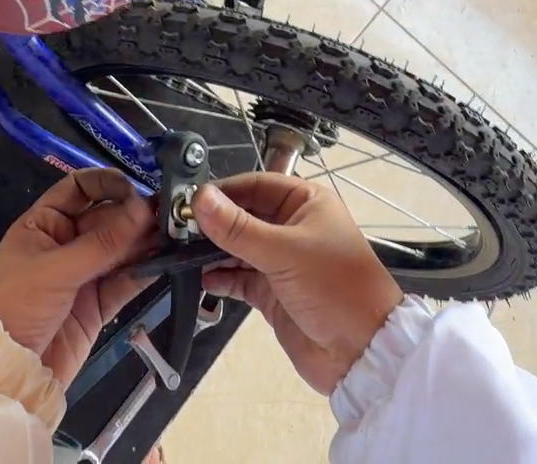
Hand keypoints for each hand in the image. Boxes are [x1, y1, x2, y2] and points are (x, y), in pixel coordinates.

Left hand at [0, 169, 157, 388]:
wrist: (1, 377)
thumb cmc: (15, 308)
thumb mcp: (55, 270)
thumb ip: (104, 242)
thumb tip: (144, 209)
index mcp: (44, 225)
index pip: (79, 189)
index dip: (106, 183)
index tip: (135, 187)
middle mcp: (66, 244)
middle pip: (108, 218)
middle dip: (135, 215)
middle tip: (167, 215)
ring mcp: (84, 275)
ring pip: (122, 249)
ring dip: (146, 242)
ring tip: (174, 235)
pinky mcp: (99, 305)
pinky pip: (127, 280)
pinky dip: (146, 271)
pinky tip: (167, 260)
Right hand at [192, 173, 402, 393]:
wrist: (360, 352)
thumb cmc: (332, 285)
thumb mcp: (284, 251)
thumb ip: (237, 228)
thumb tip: (199, 198)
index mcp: (306, 202)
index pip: (256, 185)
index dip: (223, 191)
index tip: (187, 200)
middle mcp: (293, 226)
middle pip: (244, 215)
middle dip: (214, 223)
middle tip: (175, 230)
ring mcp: (282, 260)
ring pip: (239, 247)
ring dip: (213, 251)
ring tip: (181, 255)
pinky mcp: (272, 292)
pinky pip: (240, 278)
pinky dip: (222, 278)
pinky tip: (202, 280)